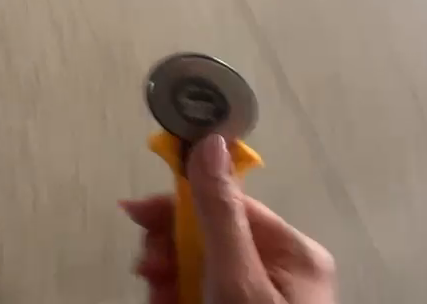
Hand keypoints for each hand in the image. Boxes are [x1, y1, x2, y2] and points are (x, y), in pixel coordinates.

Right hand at [122, 136, 337, 303]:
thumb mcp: (235, 278)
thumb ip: (217, 210)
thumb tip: (210, 139)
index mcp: (293, 250)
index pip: (219, 199)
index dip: (172, 206)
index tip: (134, 217)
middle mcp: (281, 266)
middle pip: (203, 229)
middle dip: (166, 249)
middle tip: (146, 271)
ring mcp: (263, 292)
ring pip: (195, 259)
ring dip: (164, 274)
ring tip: (155, 296)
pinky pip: (199, 285)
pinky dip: (174, 293)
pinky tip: (164, 303)